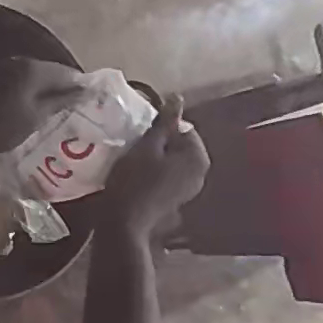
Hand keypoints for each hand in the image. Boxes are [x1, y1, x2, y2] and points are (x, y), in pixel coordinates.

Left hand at [0, 56, 81, 153]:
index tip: (89, 99)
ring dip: (45, 90)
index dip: (79, 85)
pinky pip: (19, 82)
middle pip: (49, 72)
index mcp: (35, 69)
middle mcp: (20, 62)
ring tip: (55, 108)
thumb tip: (84, 91)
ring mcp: (4, 68)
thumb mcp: (36, 117)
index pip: (66, 72)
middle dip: (62, 87)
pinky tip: (32, 106)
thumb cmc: (1, 126)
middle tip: (74, 105)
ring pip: (33, 77)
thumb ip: (61, 101)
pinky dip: (29, 92)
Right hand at [101, 96, 208, 234]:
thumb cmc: (133, 182)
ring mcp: (188, 190)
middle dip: (157, 144)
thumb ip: (164, 122)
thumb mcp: (146, 147)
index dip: (159, 128)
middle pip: (177, 146)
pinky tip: (135, 179)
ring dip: (153, 159)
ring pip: (170, 162)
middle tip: (132, 148)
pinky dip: (152, 174)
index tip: (138, 136)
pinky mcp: (174, 201)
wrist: (123, 224)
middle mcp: (199, 173)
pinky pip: (165, 177)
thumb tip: (177, 97)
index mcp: (197, 157)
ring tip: (131, 163)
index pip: (183, 127)